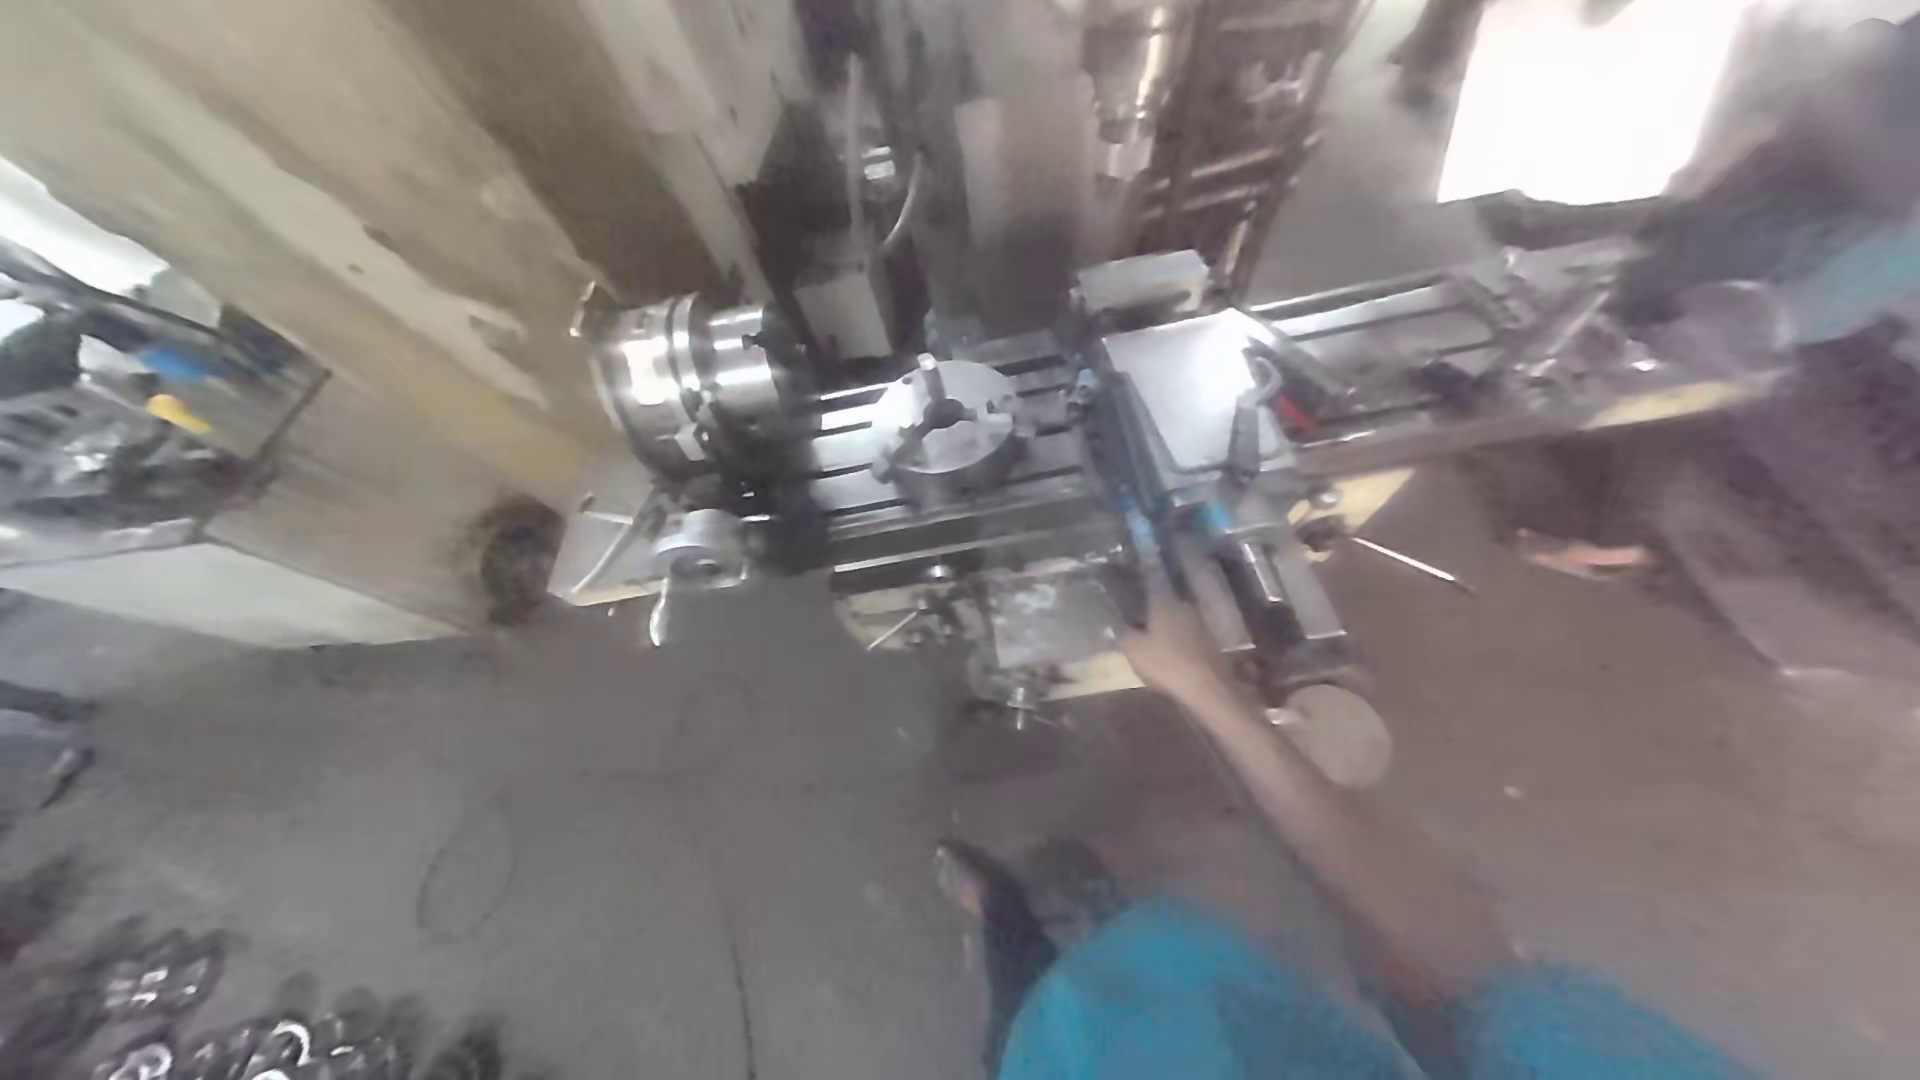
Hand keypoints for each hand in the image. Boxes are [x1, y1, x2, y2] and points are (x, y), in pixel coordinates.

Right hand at [1120, 585, 1241, 710]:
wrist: (1208, 687)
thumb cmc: (1165, 663)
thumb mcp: (1133, 649)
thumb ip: (1123, 634)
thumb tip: (1117, 626)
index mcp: (1164, 603)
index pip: (1146, 595)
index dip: (1134, 605)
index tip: (1125, 615)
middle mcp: (1183, 608)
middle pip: (1161, 610)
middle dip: (1149, 620)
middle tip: (1135, 633)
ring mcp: (1200, 625)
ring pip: (1175, 625)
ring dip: (1164, 635)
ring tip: (1150, 649)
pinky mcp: (1210, 643)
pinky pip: (1186, 640)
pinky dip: (1177, 647)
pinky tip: (1169, 660)